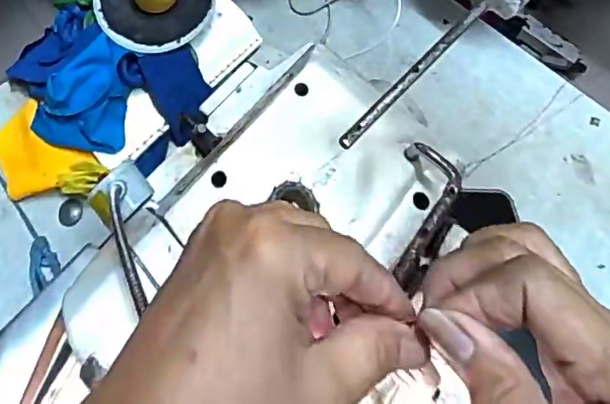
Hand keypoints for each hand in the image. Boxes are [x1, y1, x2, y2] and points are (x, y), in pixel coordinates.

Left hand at [91, 200, 429, 403]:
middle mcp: (240, 223)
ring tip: (337, 333)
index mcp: (270, 245)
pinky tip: (295, 318)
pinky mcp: (201, 247)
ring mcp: (216, 232)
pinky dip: (284, 271)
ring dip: (320, 276)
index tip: (408, 322)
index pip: (353, 258)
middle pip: (322, 238)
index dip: (389, 295)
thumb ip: (371, 352)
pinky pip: (259, 242)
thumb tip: (402, 336)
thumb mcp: (313, 387)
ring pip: (291, 235)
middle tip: (381, 332)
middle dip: (353, 285)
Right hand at [419, 224, 609, 403]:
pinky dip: (491, 284)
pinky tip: (470, 315)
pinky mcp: (590, 346)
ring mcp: (606, 336)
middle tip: (431, 313)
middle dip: (466, 270)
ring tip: (445, 308)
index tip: (437, 327)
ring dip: (475, 268)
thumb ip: (503, 394)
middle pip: (527, 250)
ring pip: (529, 252)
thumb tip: (445, 322)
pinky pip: (534, 285)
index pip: (530, 278)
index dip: (473, 292)